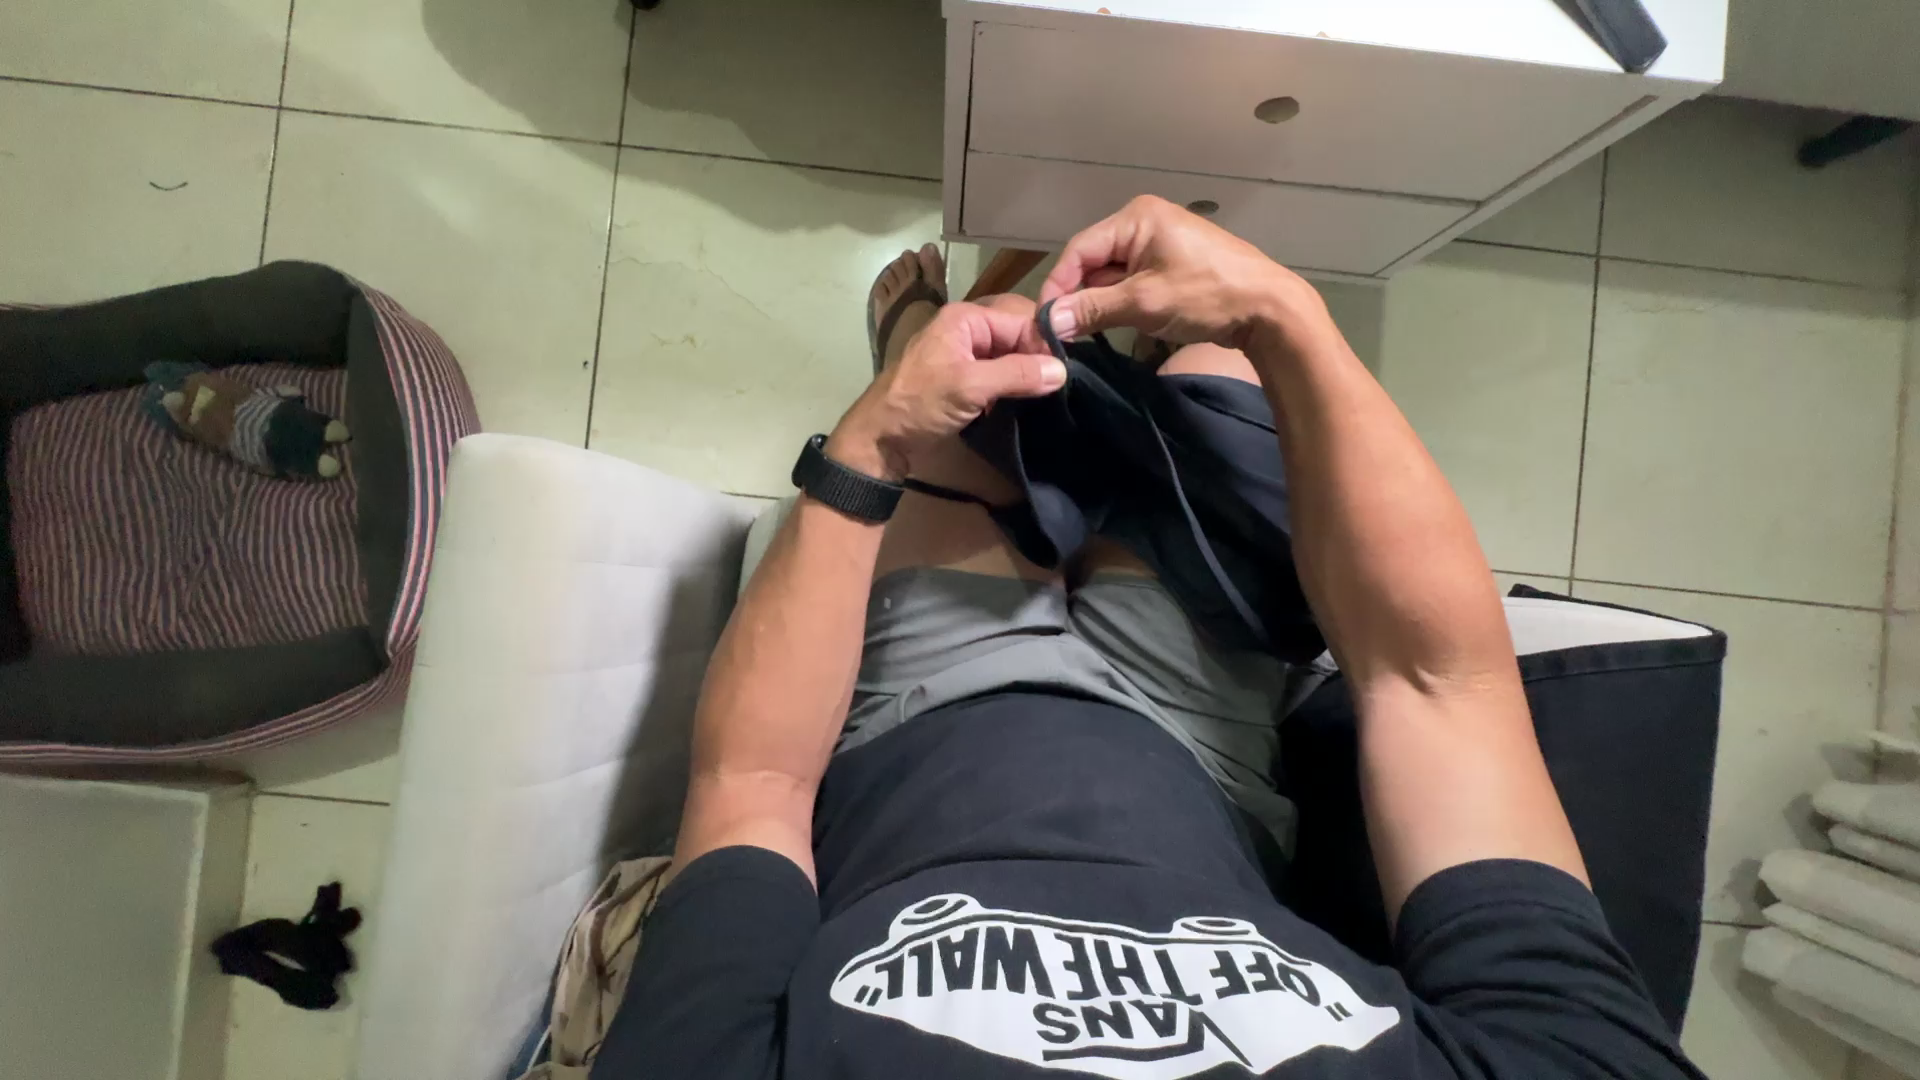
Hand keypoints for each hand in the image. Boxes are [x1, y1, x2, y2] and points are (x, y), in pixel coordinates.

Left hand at [827, 301, 1064, 482]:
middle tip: (1057, 382)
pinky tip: (1027, 399)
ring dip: (1027, 371)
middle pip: (1016, 332)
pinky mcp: (965, 379)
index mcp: (965, 318)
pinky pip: (999, 373)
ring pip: (1009, 354)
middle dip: (1037, 354)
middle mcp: (967, 329)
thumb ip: (1016, 374)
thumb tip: (1062, 370)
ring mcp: (965, 354)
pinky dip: (1014, 384)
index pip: (1020, 317)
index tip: (1064, 371)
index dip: (1043, 341)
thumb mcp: (970, 386)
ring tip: (1048, 392)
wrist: (881, 439)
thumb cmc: (919, 405)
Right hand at [1038, 195, 1327, 351]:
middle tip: (1060, 334)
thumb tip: (1048, 322)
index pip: (1078, 250)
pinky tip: (1108, 327)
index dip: (1057, 286)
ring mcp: (1155, 246)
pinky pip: (1127, 285)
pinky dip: (1115, 306)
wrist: (1266, 309)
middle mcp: (1142, 224)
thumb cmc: (1206, 295)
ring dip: (1096, 305)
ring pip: (1108, 277)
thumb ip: (1092, 310)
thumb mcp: (1144, 303)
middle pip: (1091, 263)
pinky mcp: (1165, 268)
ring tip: (1081, 335)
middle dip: (1076, 297)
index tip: (1044, 322)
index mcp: (1136, 218)